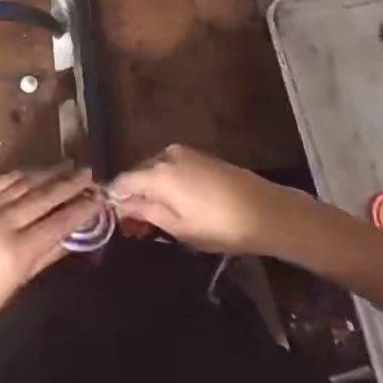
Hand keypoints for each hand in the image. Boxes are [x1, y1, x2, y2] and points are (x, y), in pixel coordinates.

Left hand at [0, 169, 101, 343]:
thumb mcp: (21, 283)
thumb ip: (50, 253)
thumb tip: (76, 233)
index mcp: (17, 252)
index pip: (59, 222)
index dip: (82, 208)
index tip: (99, 197)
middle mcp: (1, 224)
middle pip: (44, 197)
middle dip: (70, 184)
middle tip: (88, 174)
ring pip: (22, 184)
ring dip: (48, 174)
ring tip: (67, 168)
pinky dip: (20, 176)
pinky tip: (34, 174)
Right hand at [111, 145, 299, 254]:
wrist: (267, 211)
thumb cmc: (219, 226)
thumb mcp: (178, 227)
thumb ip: (146, 212)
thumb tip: (122, 205)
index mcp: (157, 173)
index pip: (122, 182)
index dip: (115, 201)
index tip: (118, 222)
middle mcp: (167, 156)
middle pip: (138, 174)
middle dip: (133, 198)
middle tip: (136, 228)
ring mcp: (186, 154)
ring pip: (155, 171)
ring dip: (150, 192)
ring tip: (156, 220)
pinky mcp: (202, 157)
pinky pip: (172, 169)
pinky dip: (167, 185)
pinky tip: (175, 205)